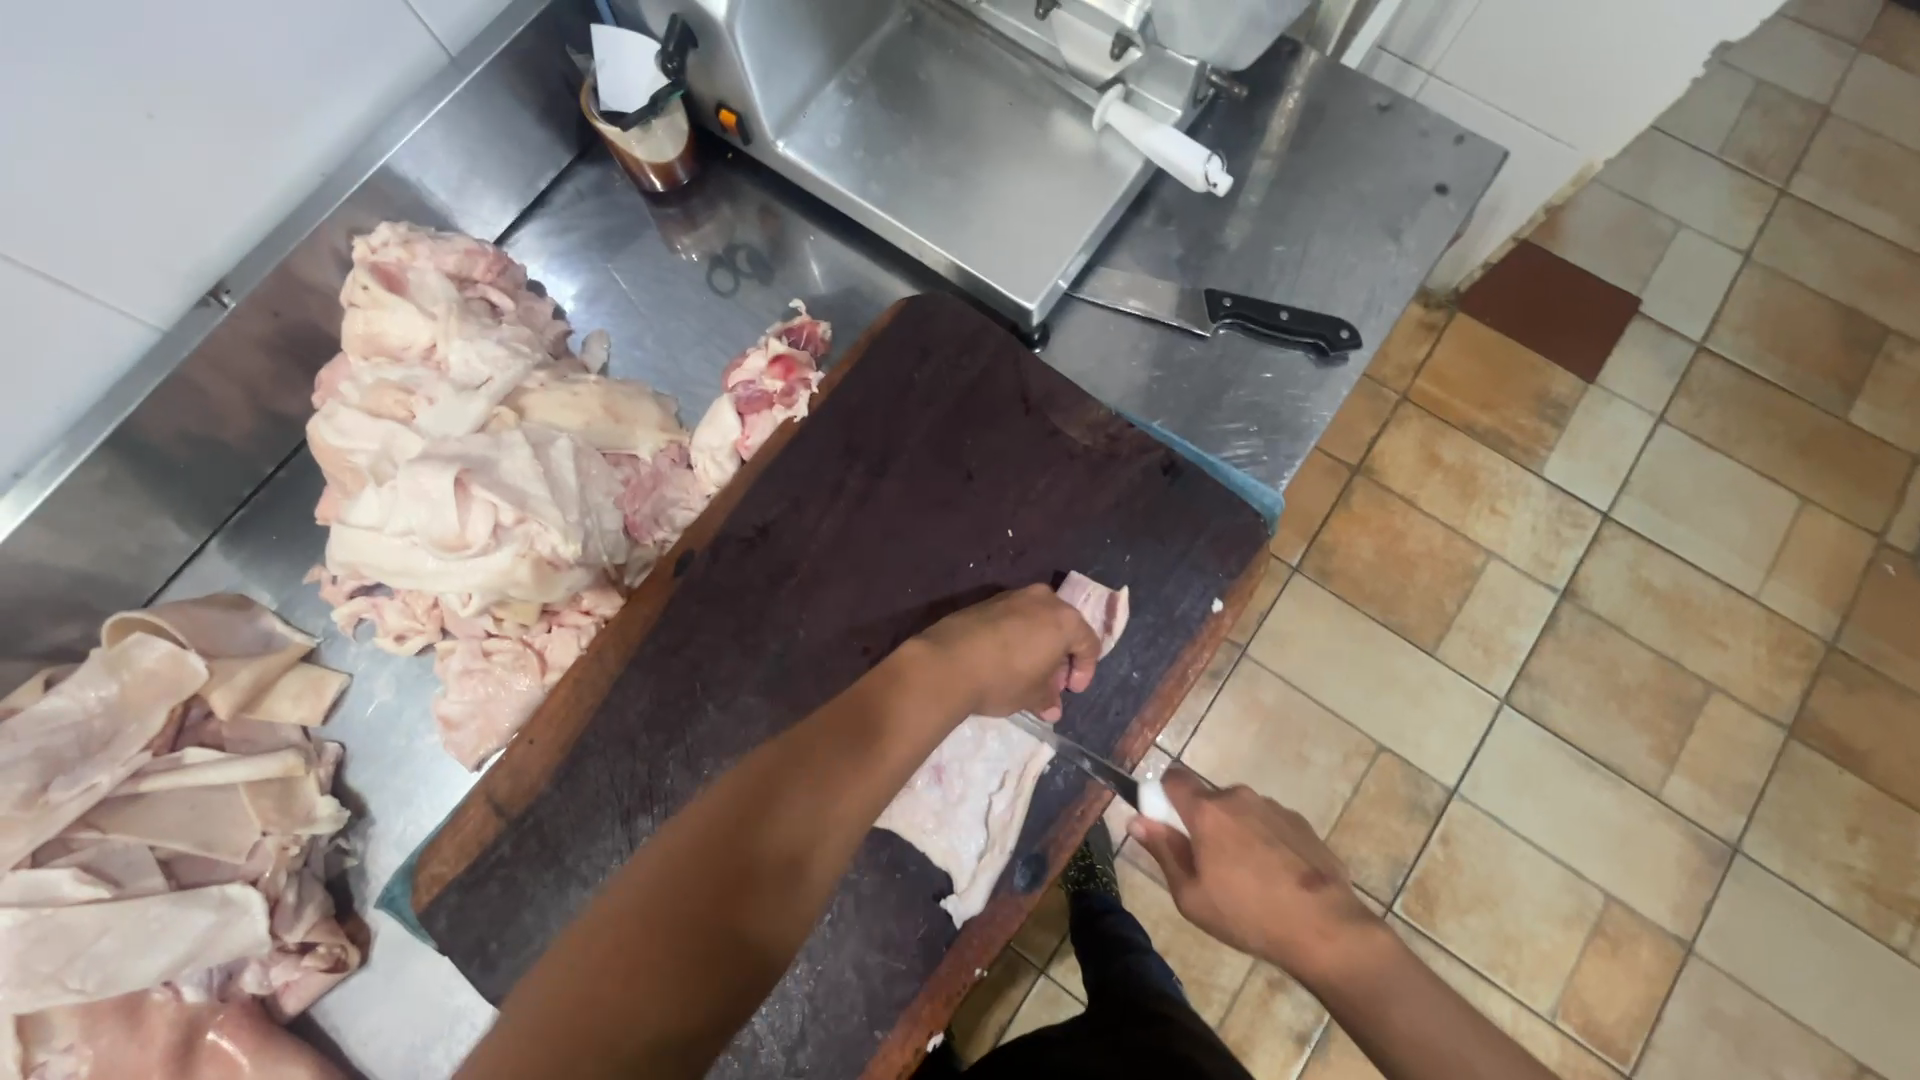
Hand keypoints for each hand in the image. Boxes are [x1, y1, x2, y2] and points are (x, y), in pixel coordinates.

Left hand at [910, 585, 1104, 720]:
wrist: (946, 662)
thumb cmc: (1003, 679)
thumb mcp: (1031, 695)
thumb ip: (1047, 698)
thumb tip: (1051, 709)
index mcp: (1065, 620)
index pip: (1089, 644)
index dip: (1085, 671)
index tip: (1071, 691)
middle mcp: (1042, 600)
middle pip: (1063, 628)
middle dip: (1059, 658)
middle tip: (1049, 684)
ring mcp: (1012, 597)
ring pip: (1036, 621)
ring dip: (1037, 646)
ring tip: (1025, 674)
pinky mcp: (985, 601)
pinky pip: (1012, 619)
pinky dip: (1015, 637)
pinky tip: (1002, 660)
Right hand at [1130, 769, 1379, 980]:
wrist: (1325, 928)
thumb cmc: (1246, 914)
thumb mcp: (1190, 895)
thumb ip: (1162, 851)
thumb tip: (1136, 820)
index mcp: (1206, 811)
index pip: (1173, 777)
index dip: (1164, 795)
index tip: (1167, 825)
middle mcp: (1239, 798)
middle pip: (1209, 799)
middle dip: (1204, 823)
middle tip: (1209, 865)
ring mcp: (1275, 809)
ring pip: (1242, 812)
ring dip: (1237, 833)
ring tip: (1249, 879)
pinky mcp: (1304, 826)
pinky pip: (1271, 826)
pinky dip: (1267, 844)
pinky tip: (1277, 880)